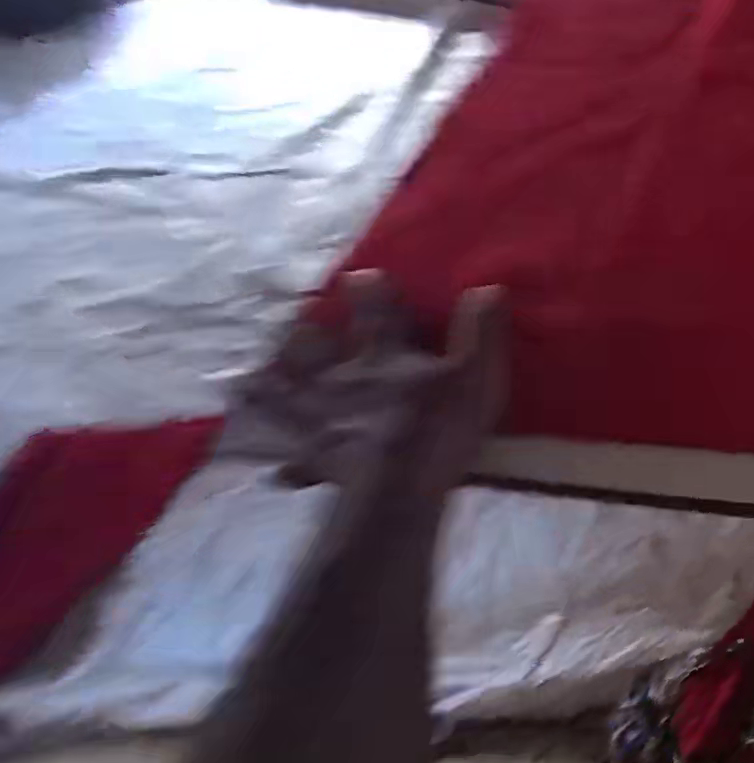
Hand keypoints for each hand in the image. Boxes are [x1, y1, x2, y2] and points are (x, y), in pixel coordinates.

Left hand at [219, 270, 507, 494]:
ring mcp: (311, 412)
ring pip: (282, 382)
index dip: (372, 293)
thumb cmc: (443, 427)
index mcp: (384, 355)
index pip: (378, 314)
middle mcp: (338, 374)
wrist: (392, 488)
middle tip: (307, 318)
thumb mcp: (478, 376)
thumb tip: (486, 286)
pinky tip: (257, 433)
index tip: (361, 275)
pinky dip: (262, 433)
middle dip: (311, 329)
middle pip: (314, 344)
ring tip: (267, 368)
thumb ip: (481, 333)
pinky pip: (273, 438)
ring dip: (276, 370)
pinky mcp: (301, 450)